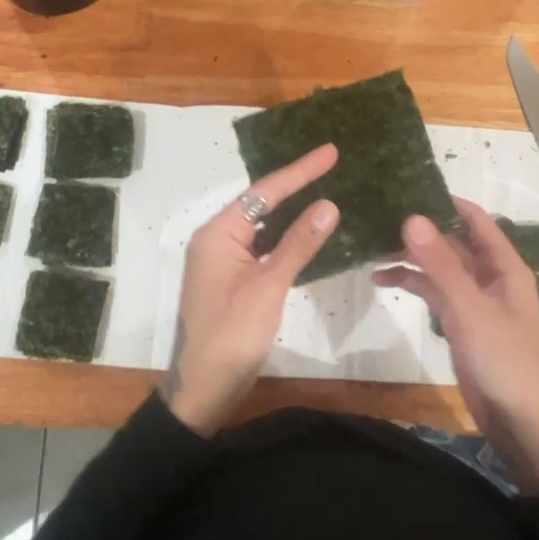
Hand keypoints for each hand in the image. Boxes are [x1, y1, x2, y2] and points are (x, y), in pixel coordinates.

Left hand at [164, 144, 340, 435]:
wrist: (204, 388)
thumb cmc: (232, 335)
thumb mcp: (269, 287)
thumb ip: (298, 244)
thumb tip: (327, 204)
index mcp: (217, 234)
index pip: (264, 192)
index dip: (300, 171)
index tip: (331, 151)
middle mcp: (216, 240)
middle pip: (261, 204)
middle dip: (296, 185)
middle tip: (334, 165)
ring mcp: (223, 262)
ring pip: (262, 227)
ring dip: (293, 212)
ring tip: (328, 190)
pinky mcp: (232, 281)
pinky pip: (262, 248)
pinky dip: (286, 240)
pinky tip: (311, 235)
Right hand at [373, 198, 538, 492]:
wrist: (521, 423)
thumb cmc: (505, 361)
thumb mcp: (470, 310)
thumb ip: (440, 265)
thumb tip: (412, 216)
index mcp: (505, 268)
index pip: (476, 220)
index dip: (446, 202)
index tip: (408, 185)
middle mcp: (492, 278)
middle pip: (454, 242)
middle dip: (420, 230)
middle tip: (378, 217)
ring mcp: (477, 302)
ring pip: (441, 268)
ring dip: (412, 258)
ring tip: (372, 247)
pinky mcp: (463, 325)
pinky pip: (436, 294)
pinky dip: (413, 285)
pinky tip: (384, 280)